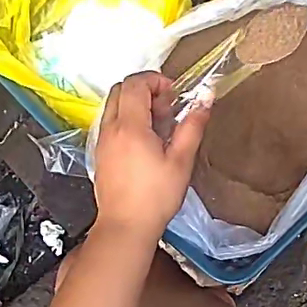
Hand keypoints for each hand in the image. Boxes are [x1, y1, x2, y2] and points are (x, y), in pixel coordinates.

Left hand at [90, 71, 208, 242]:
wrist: (126, 226)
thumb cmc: (156, 197)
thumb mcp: (181, 161)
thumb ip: (192, 127)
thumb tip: (205, 100)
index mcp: (130, 126)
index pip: (135, 83)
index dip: (156, 80)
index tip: (174, 94)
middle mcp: (110, 128)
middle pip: (121, 89)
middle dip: (145, 89)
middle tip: (167, 108)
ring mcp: (102, 141)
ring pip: (114, 106)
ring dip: (136, 105)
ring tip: (159, 127)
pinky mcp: (101, 154)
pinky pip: (111, 124)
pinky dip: (127, 121)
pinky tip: (146, 143)